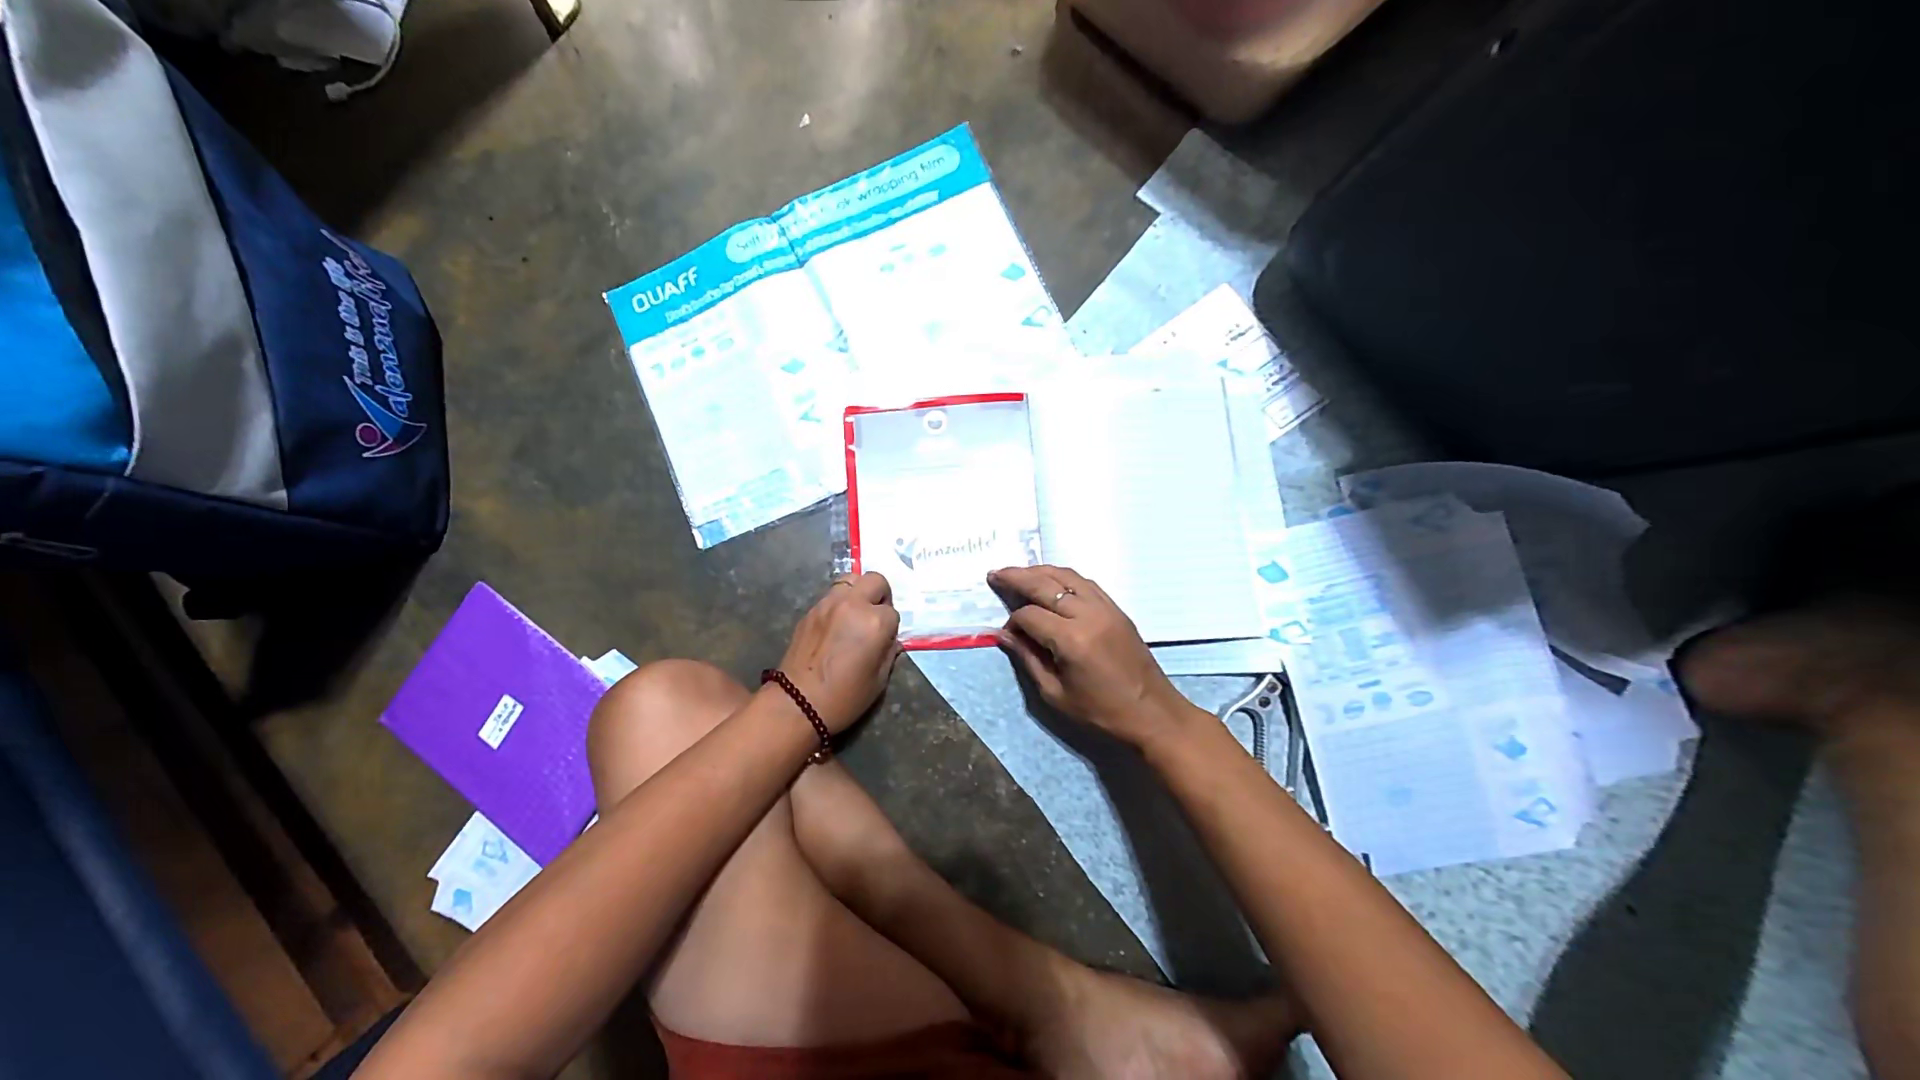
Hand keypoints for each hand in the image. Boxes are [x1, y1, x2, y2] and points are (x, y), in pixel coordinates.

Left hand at [777, 572, 901, 731]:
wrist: (797, 703)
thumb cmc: (845, 697)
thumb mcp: (879, 679)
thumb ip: (888, 652)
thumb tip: (888, 639)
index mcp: (874, 622)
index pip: (893, 612)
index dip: (891, 628)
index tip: (884, 642)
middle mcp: (852, 605)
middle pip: (875, 580)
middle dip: (880, 596)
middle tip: (875, 617)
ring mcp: (828, 605)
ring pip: (850, 581)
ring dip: (858, 594)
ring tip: (855, 617)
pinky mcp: (810, 611)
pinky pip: (831, 596)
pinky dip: (839, 604)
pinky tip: (836, 626)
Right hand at [989, 565, 1192, 749]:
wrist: (1152, 713)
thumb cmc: (1101, 712)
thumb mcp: (1055, 694)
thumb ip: (1028, 658)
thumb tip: (1004, 635)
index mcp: (1071, 640)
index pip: (1029, 616)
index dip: (1012, 622)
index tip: (1006, 634)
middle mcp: (1088, 615)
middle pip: (1045, 584)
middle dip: (1016, 577)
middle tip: (995, 574)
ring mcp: (1105, 608)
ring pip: (1066, 576)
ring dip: (1040, 571)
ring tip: (1018, 573)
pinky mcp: (1116, 609)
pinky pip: (1085, 583)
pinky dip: (1064, 577)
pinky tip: (1051, 582)